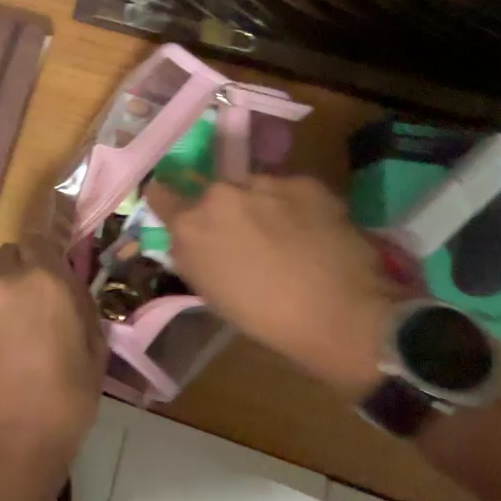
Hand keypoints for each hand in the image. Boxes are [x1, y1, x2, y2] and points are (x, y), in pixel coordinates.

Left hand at [0, 244, 105, 477]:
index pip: (41, 238)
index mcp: (45, 279)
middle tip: (45, 296)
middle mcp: (8, 279)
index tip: (61, 269)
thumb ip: (81, 306)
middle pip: (13, 252)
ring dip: (10, 288)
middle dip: (28, 265)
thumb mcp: (95, 347)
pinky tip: (9, 342)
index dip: (50, 250)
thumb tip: (70, 290)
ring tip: (27, 324)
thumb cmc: (68, 395)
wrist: (13, 437)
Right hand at [146, 176, 397, 396]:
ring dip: (261, 206)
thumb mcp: (210, 291)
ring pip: (254, 188)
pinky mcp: (305, 183)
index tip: (177, 207)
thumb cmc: (266, 317)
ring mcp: (264, 183)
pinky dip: (296, 207)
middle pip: (213, 193)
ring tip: (287, 236)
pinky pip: (290, 190)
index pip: (161, 194)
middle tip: (248, 237)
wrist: (340, 314)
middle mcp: (220, 194)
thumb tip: (190, 239)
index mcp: (191, 226)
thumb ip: (192, 254)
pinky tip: (313, 233)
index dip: (168, 200)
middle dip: (226, 210)